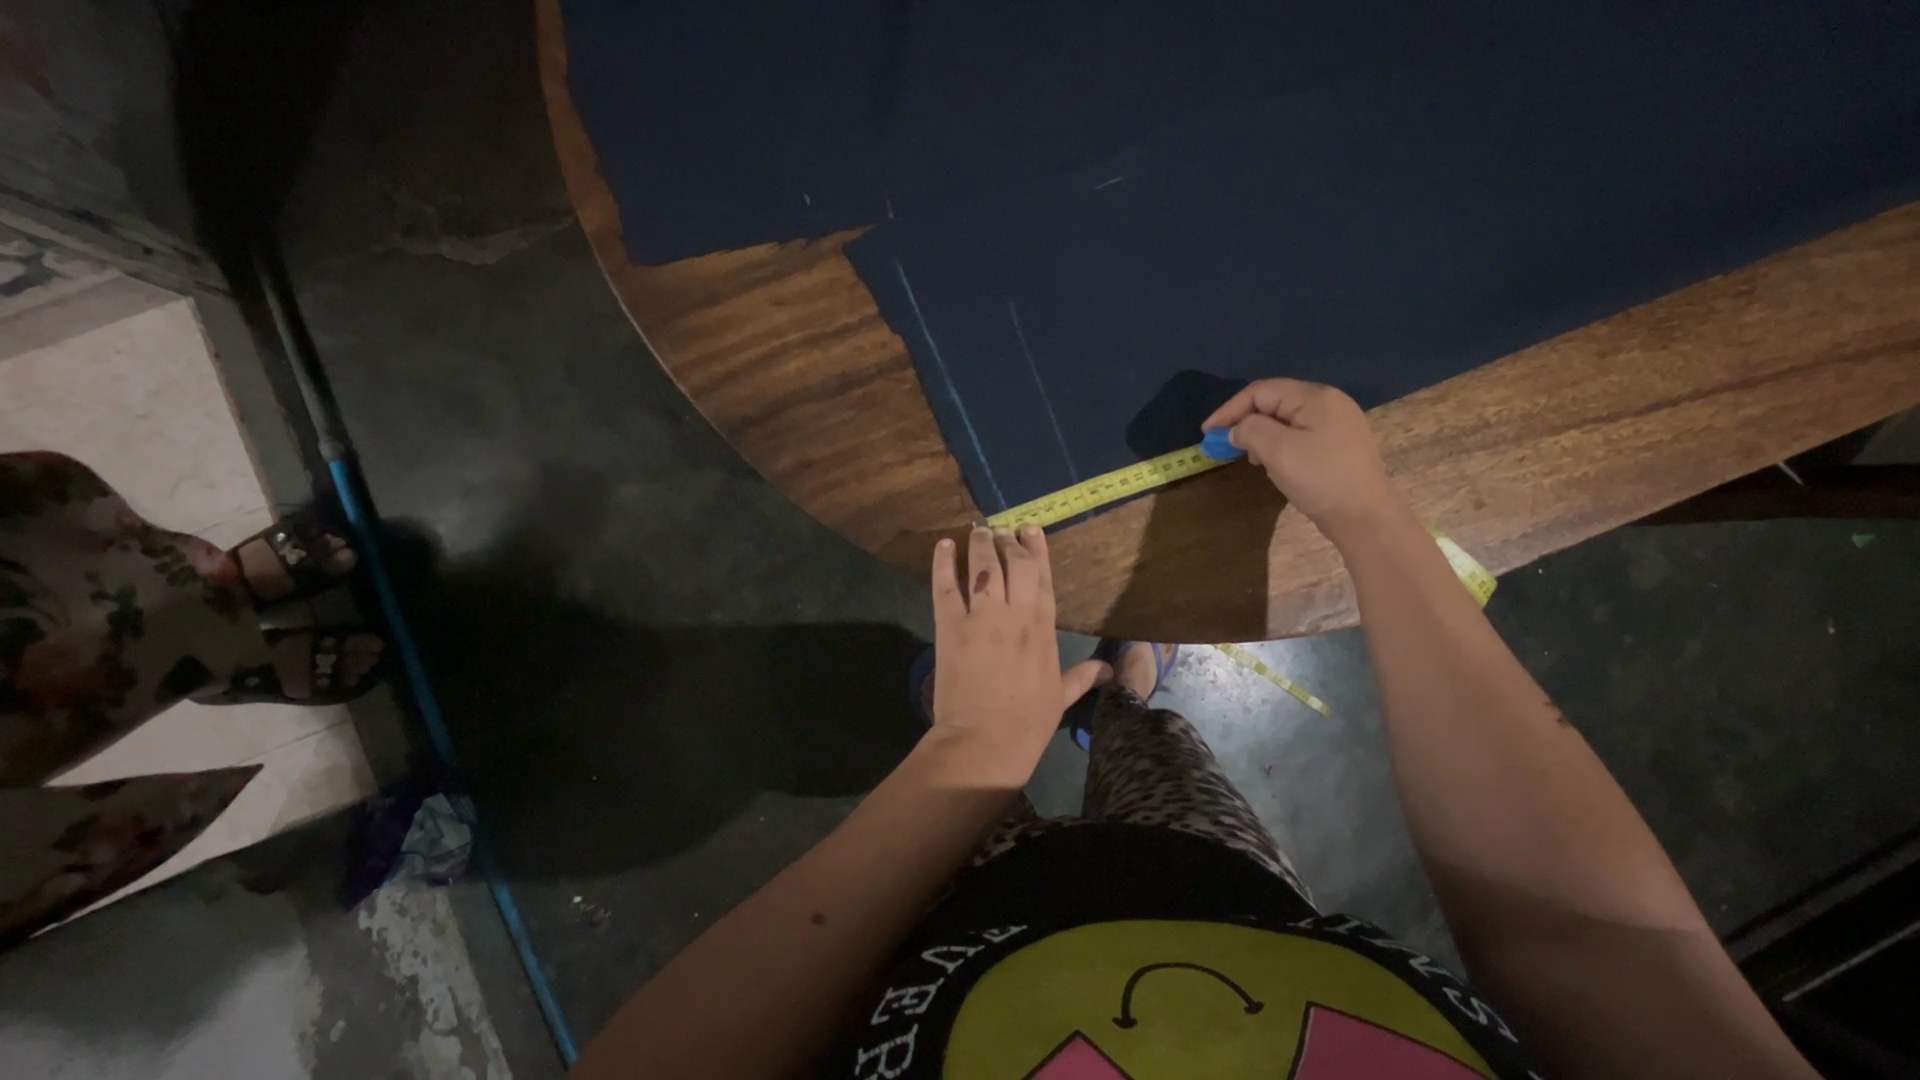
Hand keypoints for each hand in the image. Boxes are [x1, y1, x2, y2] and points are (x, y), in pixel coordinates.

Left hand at [927, 525, 1109, 787]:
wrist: (986, 739)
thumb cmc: (1028, 722)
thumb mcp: (1061, 696)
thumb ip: (1082, 676)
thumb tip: (1109, 671)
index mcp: (1043, 628)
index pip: (1043, 579)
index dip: (1037, 551)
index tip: (1031, 530)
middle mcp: (1016, 614)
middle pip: (1015, 565)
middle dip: (1008, 542)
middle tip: (1000, 530)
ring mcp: (982, 617)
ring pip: (983, 567)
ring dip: (980, 544)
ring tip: (978, 530)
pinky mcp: (950, 626)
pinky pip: (946, 587)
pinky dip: (944, 563)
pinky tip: (944, 545)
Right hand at [1202, 378, 1402, 537]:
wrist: (1364, 516)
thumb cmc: (1319, 478)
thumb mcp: (1277, 450)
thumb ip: (1250, 430)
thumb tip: (1238, 429)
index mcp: (1315, 397)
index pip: (1261, 392)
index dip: (1230, 409)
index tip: (1207, 433)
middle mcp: (1329, 403)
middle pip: (1274, 403)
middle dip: (1246, 423)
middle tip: (1226, 447)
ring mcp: (1338, 424)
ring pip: (1286, 421)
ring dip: (1262, 436)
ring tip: (1251, 459)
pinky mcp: (1339, 445)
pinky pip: (1300, 435)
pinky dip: (1279, 445)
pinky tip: (1275, 465)